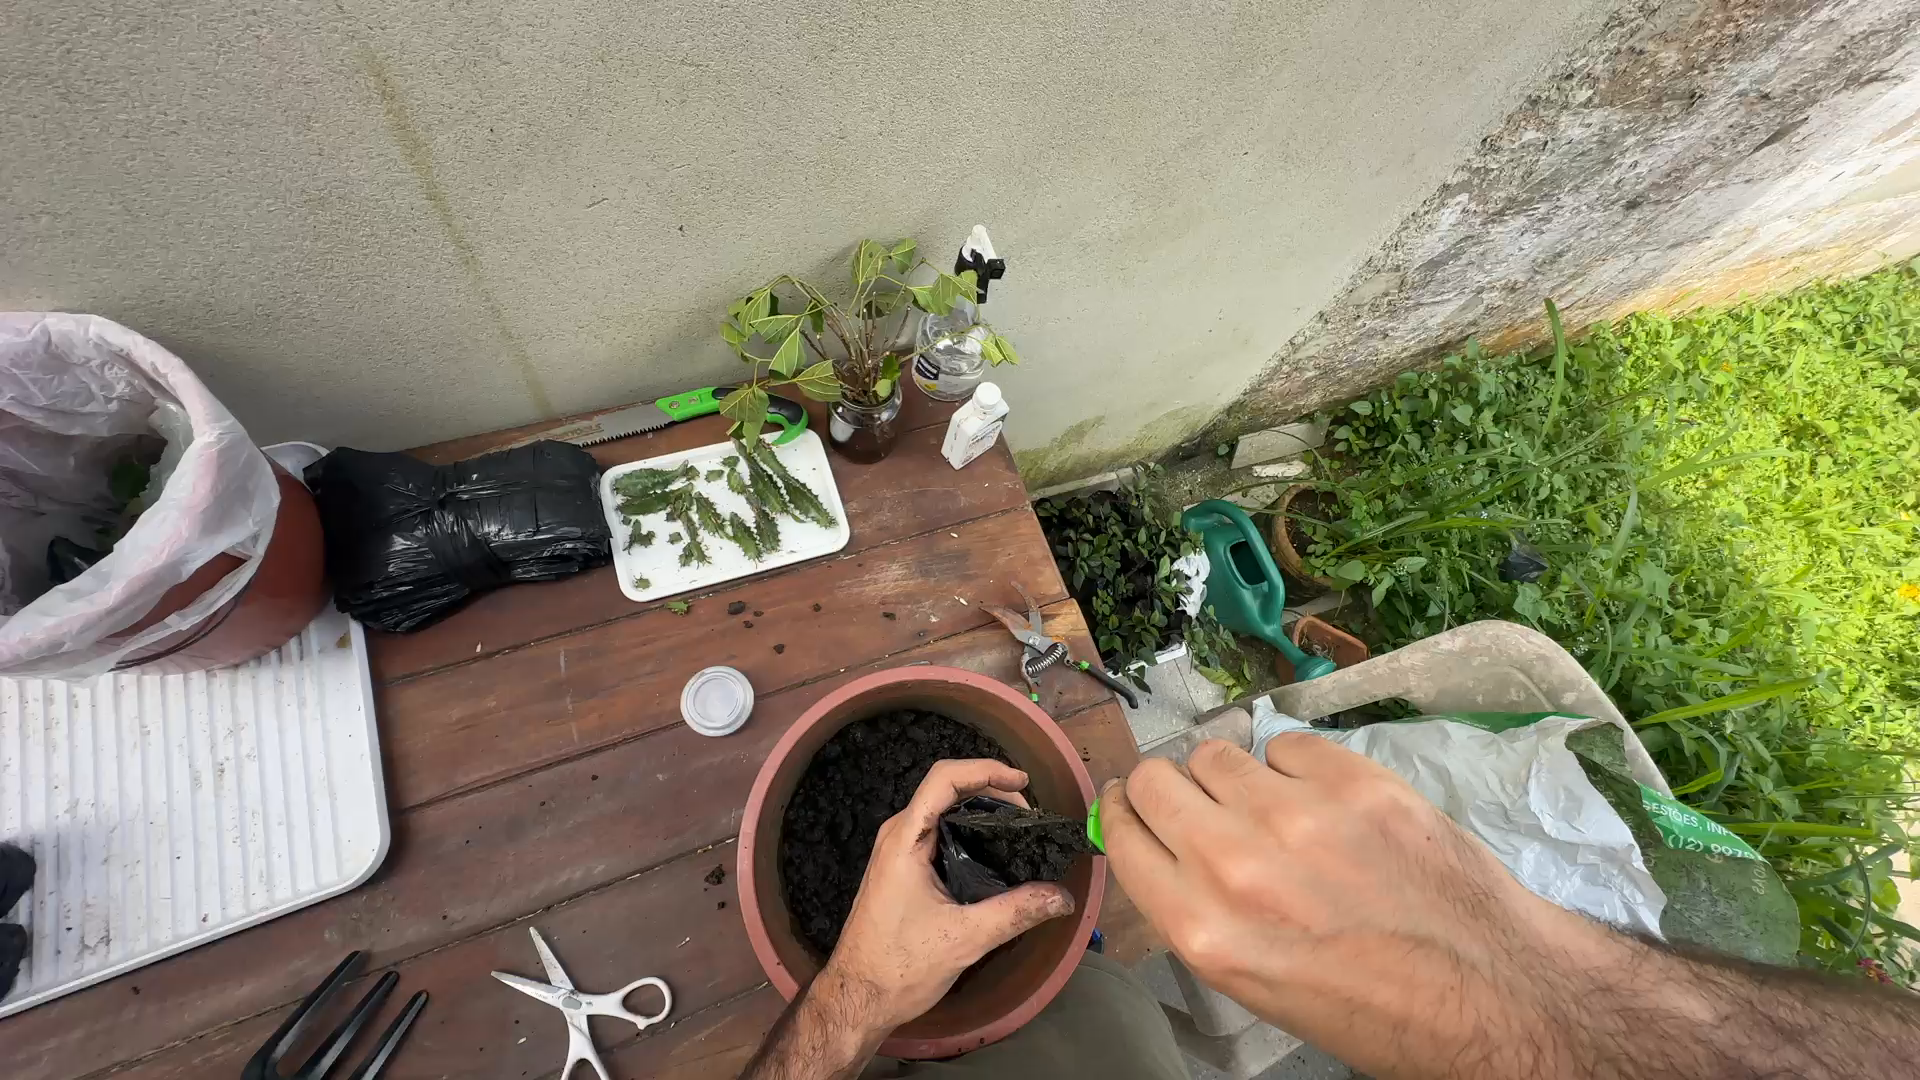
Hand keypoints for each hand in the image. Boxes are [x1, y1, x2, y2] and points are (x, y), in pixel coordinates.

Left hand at [819, 759, 1076, 1035]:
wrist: (856, 998)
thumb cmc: (900, 966)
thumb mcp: (964, 938)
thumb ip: (1015, 912)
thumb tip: (1063, 896)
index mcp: (906, 837)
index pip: (944, 778)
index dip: (984, 770)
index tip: (1022, 782)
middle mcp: (899, 832)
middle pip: (947, 787)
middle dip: (991, 789)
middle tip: (1029, 815)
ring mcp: (898, 847)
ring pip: (943, 807)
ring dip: (980, 807)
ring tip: (1019, 826)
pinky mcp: (903, 864)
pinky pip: (939, 828)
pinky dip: (968, 826)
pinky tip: (993, 848)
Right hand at [1100, 736, 1586, 1078]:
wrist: (1500, 996)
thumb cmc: (1367, 1005)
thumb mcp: (1252, 979)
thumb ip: (1191, 903)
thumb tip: (1153, 835)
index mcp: (1202, 928)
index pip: (1121, 833)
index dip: (1122, 812)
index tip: (1133, 804)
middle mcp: (1231, 864)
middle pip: (1151, 778)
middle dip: (1168, 790)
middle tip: (1203, 805)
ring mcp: (1292, 814)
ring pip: (1212, 753)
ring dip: (1232, 778)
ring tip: (1276, 809)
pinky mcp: (1350, 780)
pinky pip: (1282, 743)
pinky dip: (1295, 767)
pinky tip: (1328, 804)